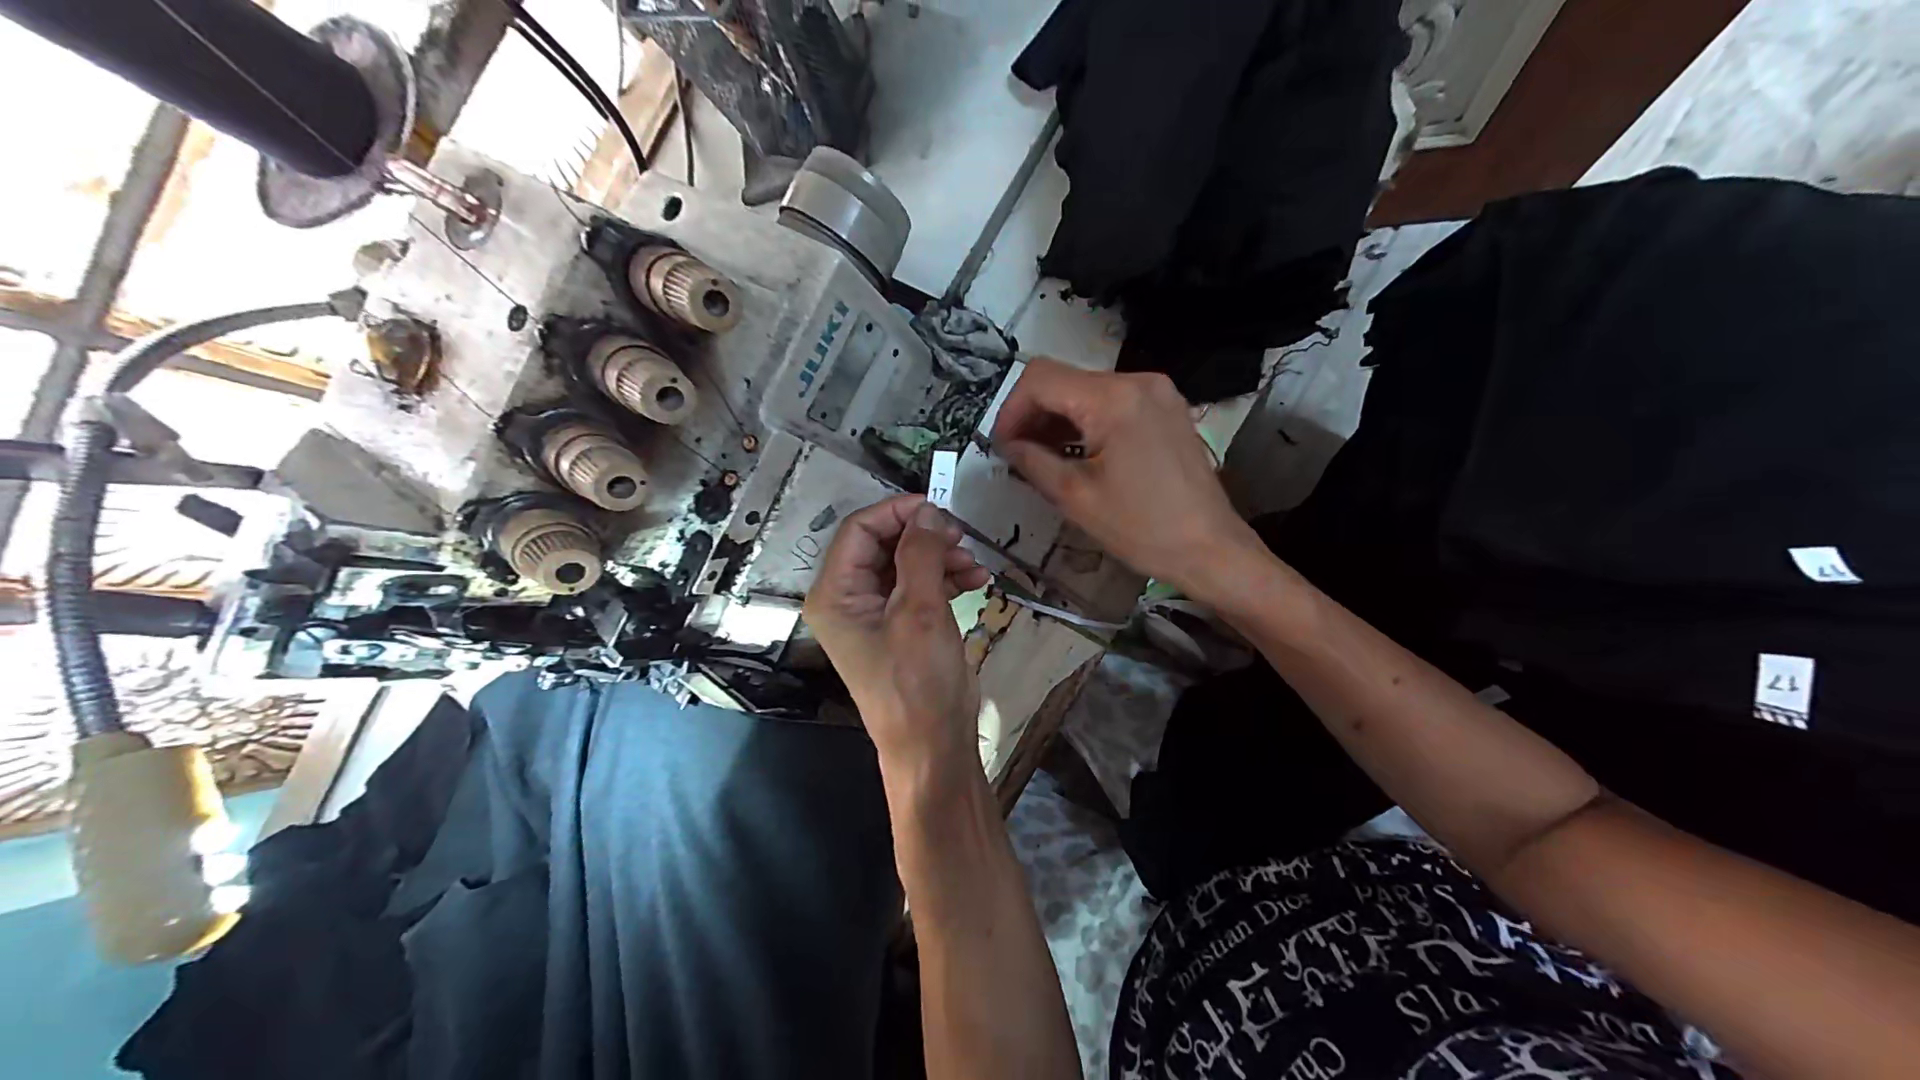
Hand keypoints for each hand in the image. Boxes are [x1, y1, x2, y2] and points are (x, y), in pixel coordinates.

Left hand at [804, 495, 992, 773]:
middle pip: (883, 544)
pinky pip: (917, 587)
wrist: (933, 747)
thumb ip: (921, 554)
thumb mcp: (919, 611)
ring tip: (974, 565)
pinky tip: (975, 580)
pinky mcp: (899, 627)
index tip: (940, 508)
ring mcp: (873, 614)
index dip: (898, 512)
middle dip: (924, 537)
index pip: (859, 530)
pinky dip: (944, 579)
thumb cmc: (918, 682)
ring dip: (940, 557)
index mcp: (835, 594)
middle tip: (962, 537)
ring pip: (905, 563)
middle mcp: (847, 599)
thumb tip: (928, 513)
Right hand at [991, 357, 1259, 596]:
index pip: (1040, 379)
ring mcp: (1157, 392)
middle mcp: (1137, 380)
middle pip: (1063, 380)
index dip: (1011, 410)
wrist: (1210, 549)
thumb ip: (1031, 461)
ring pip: (1086, 390)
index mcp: (1113, 398)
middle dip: (1033, 415)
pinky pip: (1113, 402)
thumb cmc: (1141, 528)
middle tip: (1017, 455)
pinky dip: (1086, 422)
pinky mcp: (1167, 409)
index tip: (1001, 447)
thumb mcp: (1075, 497)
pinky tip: (1075, 454)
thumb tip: (1008, 444)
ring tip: (1042, 458)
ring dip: (1058, 419)